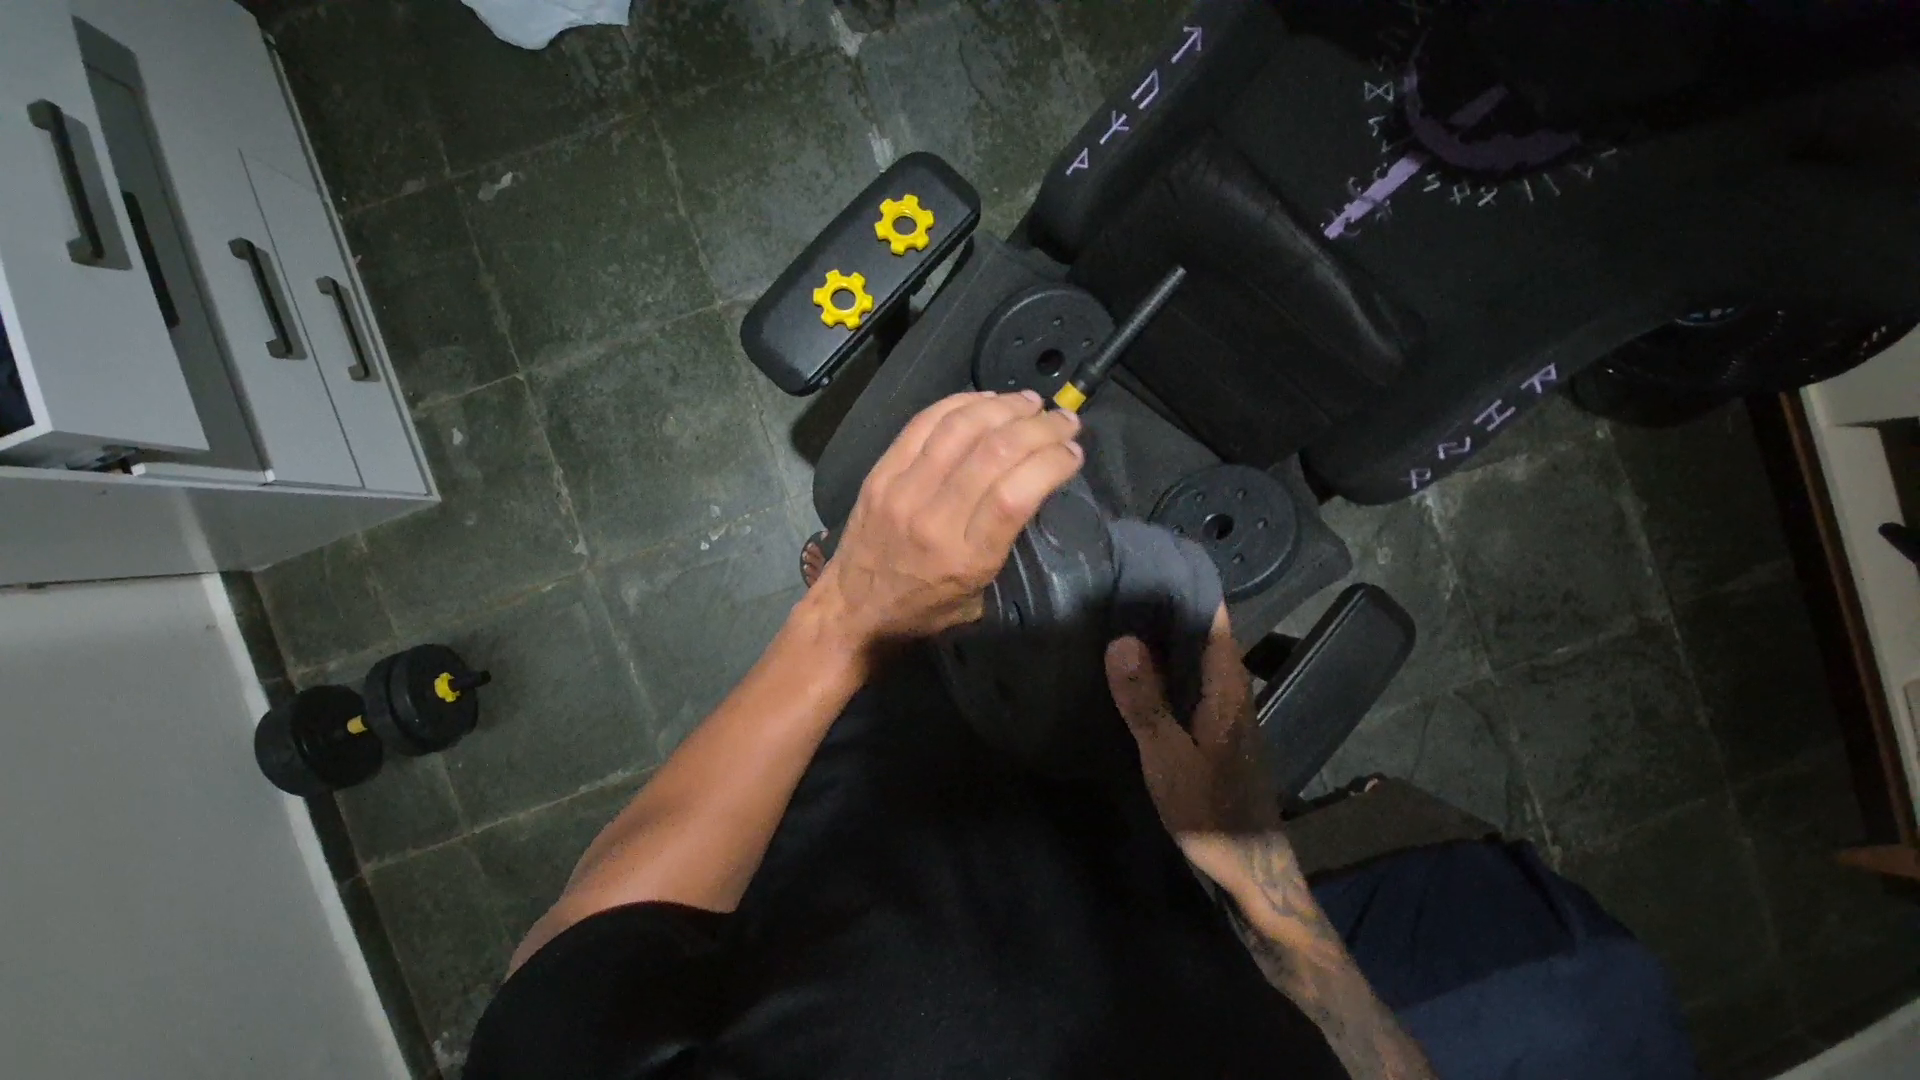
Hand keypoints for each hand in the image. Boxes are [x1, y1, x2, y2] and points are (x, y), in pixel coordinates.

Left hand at [811, 390, 1083, 653]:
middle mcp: (934, 519)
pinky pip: (923, 423)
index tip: (1073, 452)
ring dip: (1004, 407)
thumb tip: (1036, 482)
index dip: (1051, 462)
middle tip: (1064, 421)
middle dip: (1039, 428)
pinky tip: (987, 399)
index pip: (1015, 495)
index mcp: (966, 558)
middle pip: (994, 452)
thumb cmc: (925, 608)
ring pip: (960, 429)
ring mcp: (902, 491)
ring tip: (1031, 402)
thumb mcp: (980, 594)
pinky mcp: (881, 472)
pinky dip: (961, 403)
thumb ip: (1005, 541)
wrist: (853, 609)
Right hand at [1106, 608, 1281, 900]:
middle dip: (1166, 610)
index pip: (1214, 619)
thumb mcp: (1168, 757)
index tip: (1147, 564)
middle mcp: (1231, 691)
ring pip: (1195, 661)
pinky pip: (1189, 684)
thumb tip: (1121, 639)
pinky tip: (1134, 674)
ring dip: (1164, 640)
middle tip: (1117, 587)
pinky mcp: (1214, 732)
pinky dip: (1165, 670)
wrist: (1249, 869)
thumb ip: (1145, 701)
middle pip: (1202, 636)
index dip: (1186, 589)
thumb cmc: (1212, 811)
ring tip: (1117, 618)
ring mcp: (1225, 713)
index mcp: (1228, 687)